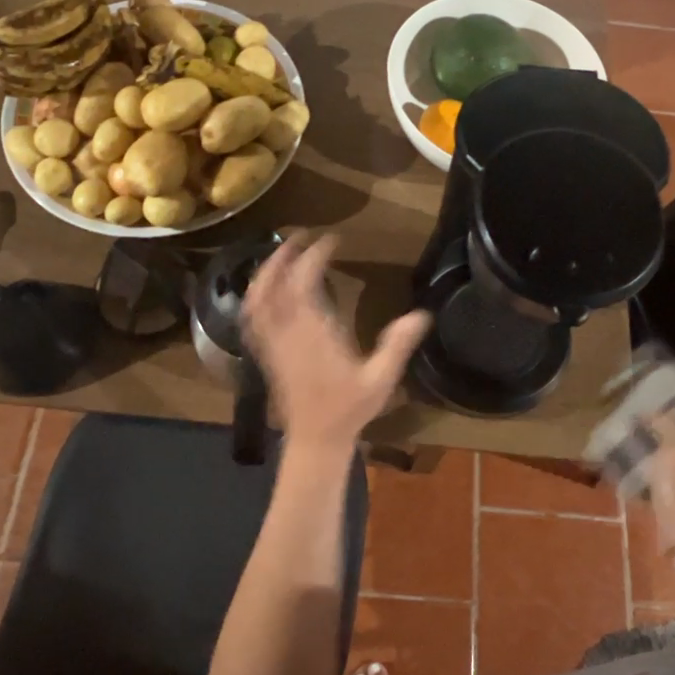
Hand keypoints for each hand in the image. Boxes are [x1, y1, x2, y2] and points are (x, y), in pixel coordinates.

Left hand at [242, 233, 430, 449]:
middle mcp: (288, 334)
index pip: (304, 284)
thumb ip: (398, 346)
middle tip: (299, 235)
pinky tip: (265, 288)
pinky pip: (253, 319)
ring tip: (281, 254)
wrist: (316, 439)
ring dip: (266, 272)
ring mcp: (273, 343)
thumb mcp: (381, 379)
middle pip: (273, 285)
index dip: (313, 257)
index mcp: (315, 334)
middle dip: (283, 255)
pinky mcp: (267, 353)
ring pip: (257, 299)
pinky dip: (256, 296)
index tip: (330, 240)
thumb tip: (421, 314)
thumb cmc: (349, 409)